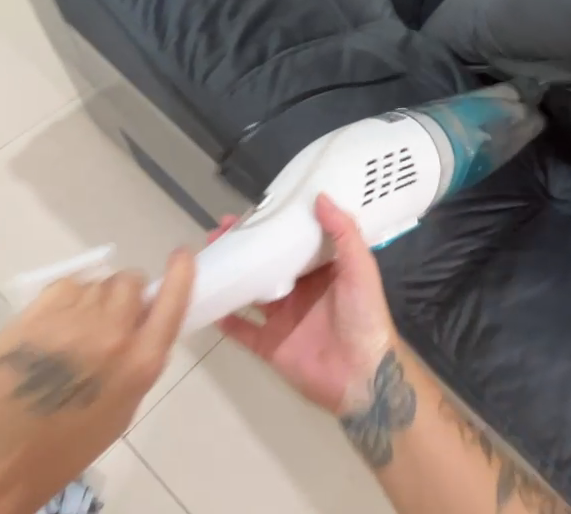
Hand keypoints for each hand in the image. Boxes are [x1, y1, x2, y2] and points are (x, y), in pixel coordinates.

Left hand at [0, 249, 195, 513]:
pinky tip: (52, 325)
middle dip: (126, 295)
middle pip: (130, 283)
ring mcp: (70, 322)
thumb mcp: (120, 410)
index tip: (182, 255)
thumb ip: (138, 360)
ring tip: (72, 329)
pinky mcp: (31, 317)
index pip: (172, 300)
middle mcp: (111, 335)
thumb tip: (143, 321)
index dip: (180, 273)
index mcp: (140, 364)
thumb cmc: (60, 450)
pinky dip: (66, 298)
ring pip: (97, 283)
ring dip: (93, 299)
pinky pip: (65, 286)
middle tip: (108, 318)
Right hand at [218, 194, 398, 414]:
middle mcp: (302, 289)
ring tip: (208, 256)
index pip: (296, 239)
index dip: (276, 224)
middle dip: (246, 246)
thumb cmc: (364, 314)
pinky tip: (206, 302)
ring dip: (232, 274)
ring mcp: (283, 317)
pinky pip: (242, 330)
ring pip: (251, 291)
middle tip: (219, 231)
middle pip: (268, 262)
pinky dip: (224, 317)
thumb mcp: (360, 267)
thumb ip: (344, 232)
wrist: (360, 373)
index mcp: (324, 269)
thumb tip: (320, 196)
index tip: (254, 208)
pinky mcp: (269, 344)